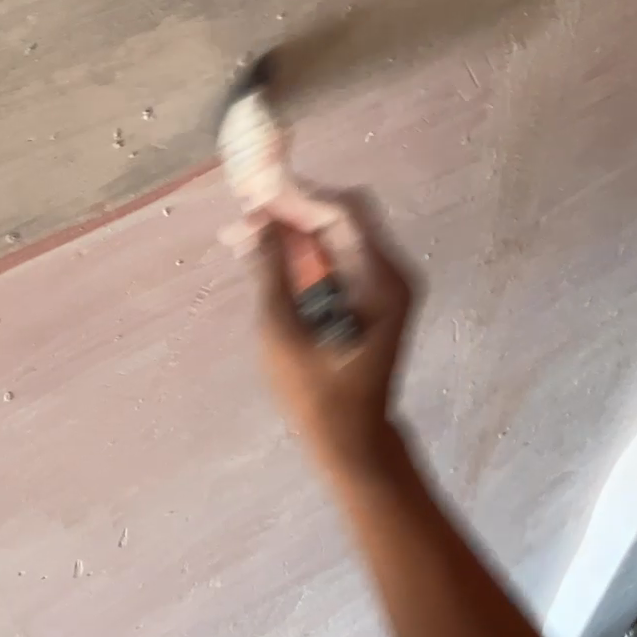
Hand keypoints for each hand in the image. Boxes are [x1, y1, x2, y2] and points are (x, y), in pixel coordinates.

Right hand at [225, 189, 417, 476]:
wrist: (353, 438)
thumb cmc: (315, 392)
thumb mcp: (283, 330)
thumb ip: (271, 270)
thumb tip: (258, 220)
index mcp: (380, 281)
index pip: (340, 214)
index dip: (295, 199)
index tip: (253, 199)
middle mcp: (391, 271)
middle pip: (342, 214)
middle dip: (292, 208)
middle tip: (245, 214)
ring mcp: (384, 280)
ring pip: (337, 229)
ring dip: (293, 226)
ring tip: (246, 233)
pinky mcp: (370, 290)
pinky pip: (337, 250)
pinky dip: (303, 246)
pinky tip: (268, 252)